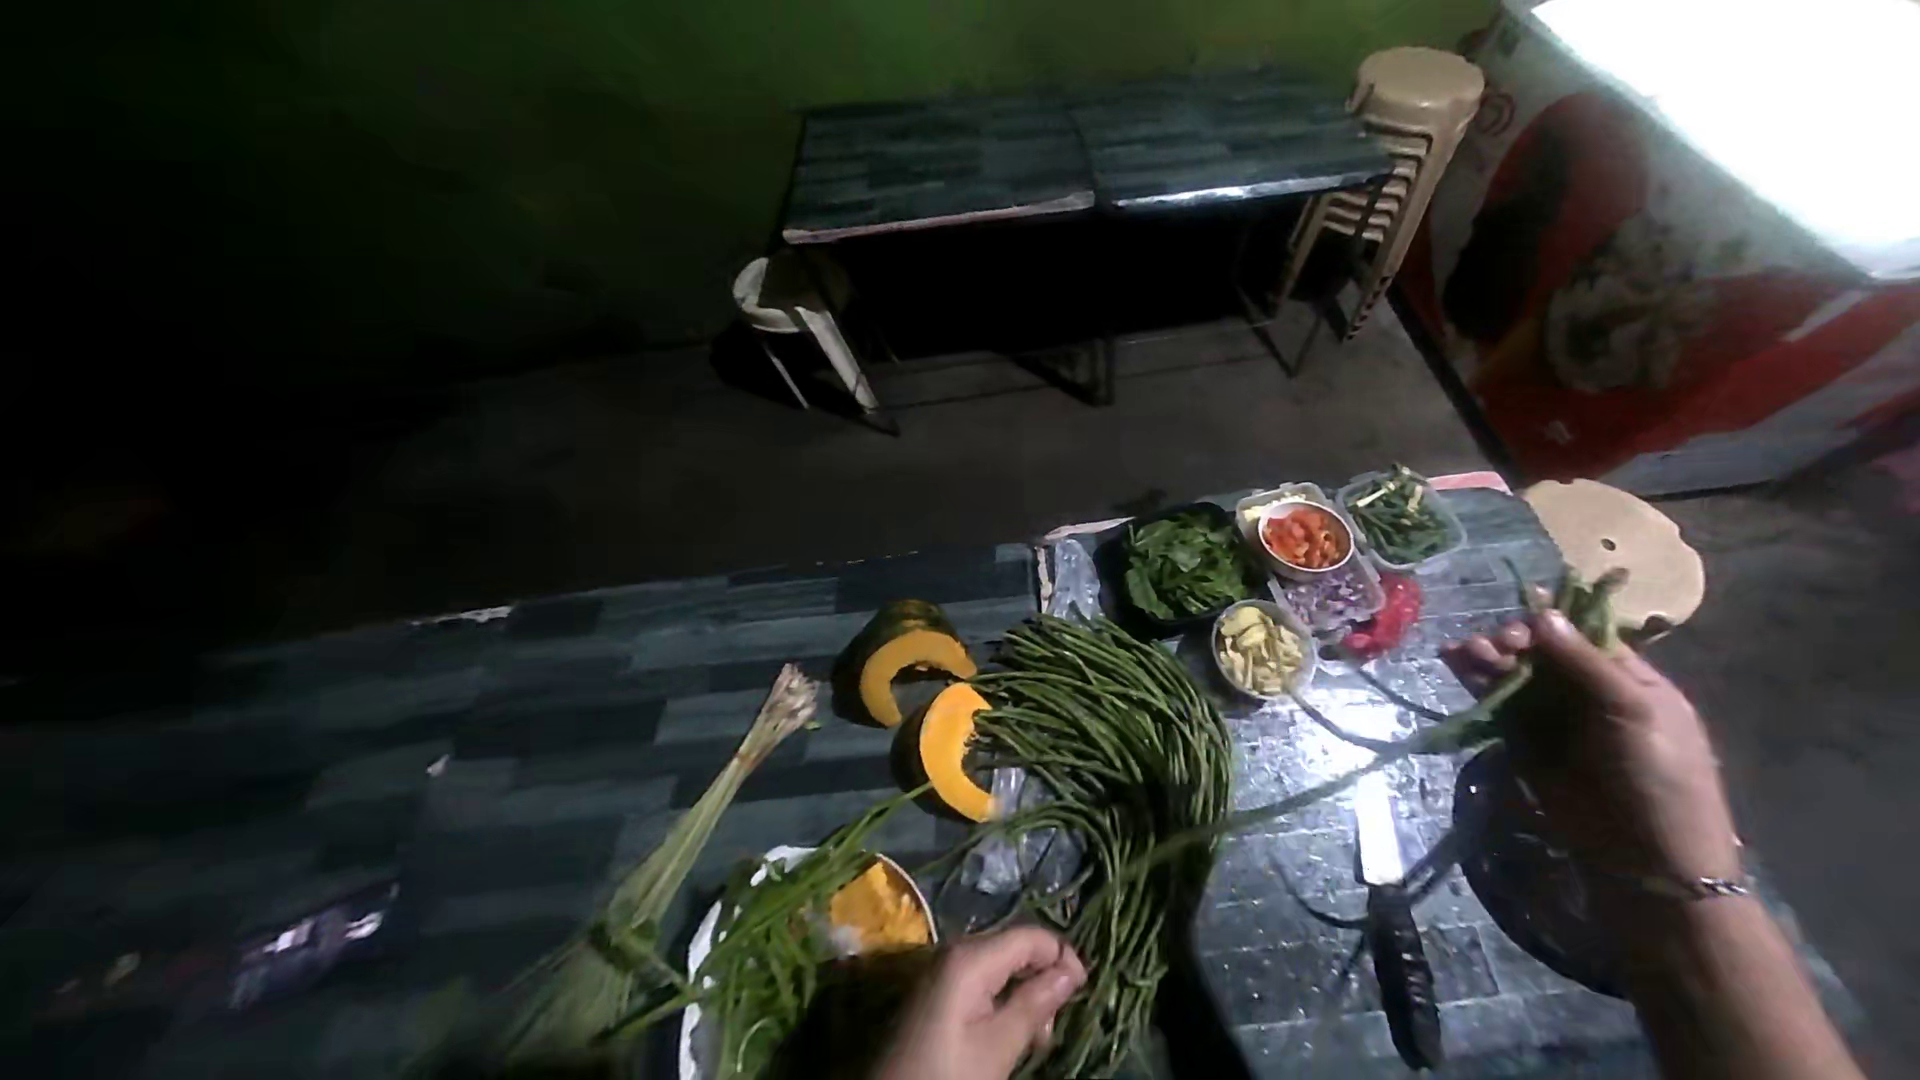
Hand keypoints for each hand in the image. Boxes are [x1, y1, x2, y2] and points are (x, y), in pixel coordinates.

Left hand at [873, 926, 1085, 1079]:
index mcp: (971, 956)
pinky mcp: (941, 985)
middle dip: (1043, 977)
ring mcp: (946, 965)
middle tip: (1052, 1026)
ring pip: (1002, 963)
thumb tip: (1071, 970)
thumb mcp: (997, 1047)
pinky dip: (1004, 997)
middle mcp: (958, 948)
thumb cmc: (948, 1074)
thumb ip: (1034, 1003)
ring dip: (1025, 992)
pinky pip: (983, 977)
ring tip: (1035, 1036)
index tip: (1083, 989)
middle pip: (1015, 946)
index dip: (1061, 955)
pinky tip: (1010, 1030)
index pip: (1030, 935)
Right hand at [1442, 604, 1741, 884]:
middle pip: (1538, 652)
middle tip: (1492, 646)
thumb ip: (1585, 662)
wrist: (1642, 854)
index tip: (1522, 624)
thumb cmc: (1658, 777)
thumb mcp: (1634, 712)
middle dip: (1511, 641)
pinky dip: (1471, 680)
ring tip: (1463, 652)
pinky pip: (1492, 699)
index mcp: (1626, 680)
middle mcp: (1584, 691)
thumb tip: (1543, 612)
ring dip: (1486, 657)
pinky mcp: (1519, 735)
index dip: (1548, 624)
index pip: (1580, 637)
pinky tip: (1452, 662)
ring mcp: (1549, 714)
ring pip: (1510, 672)